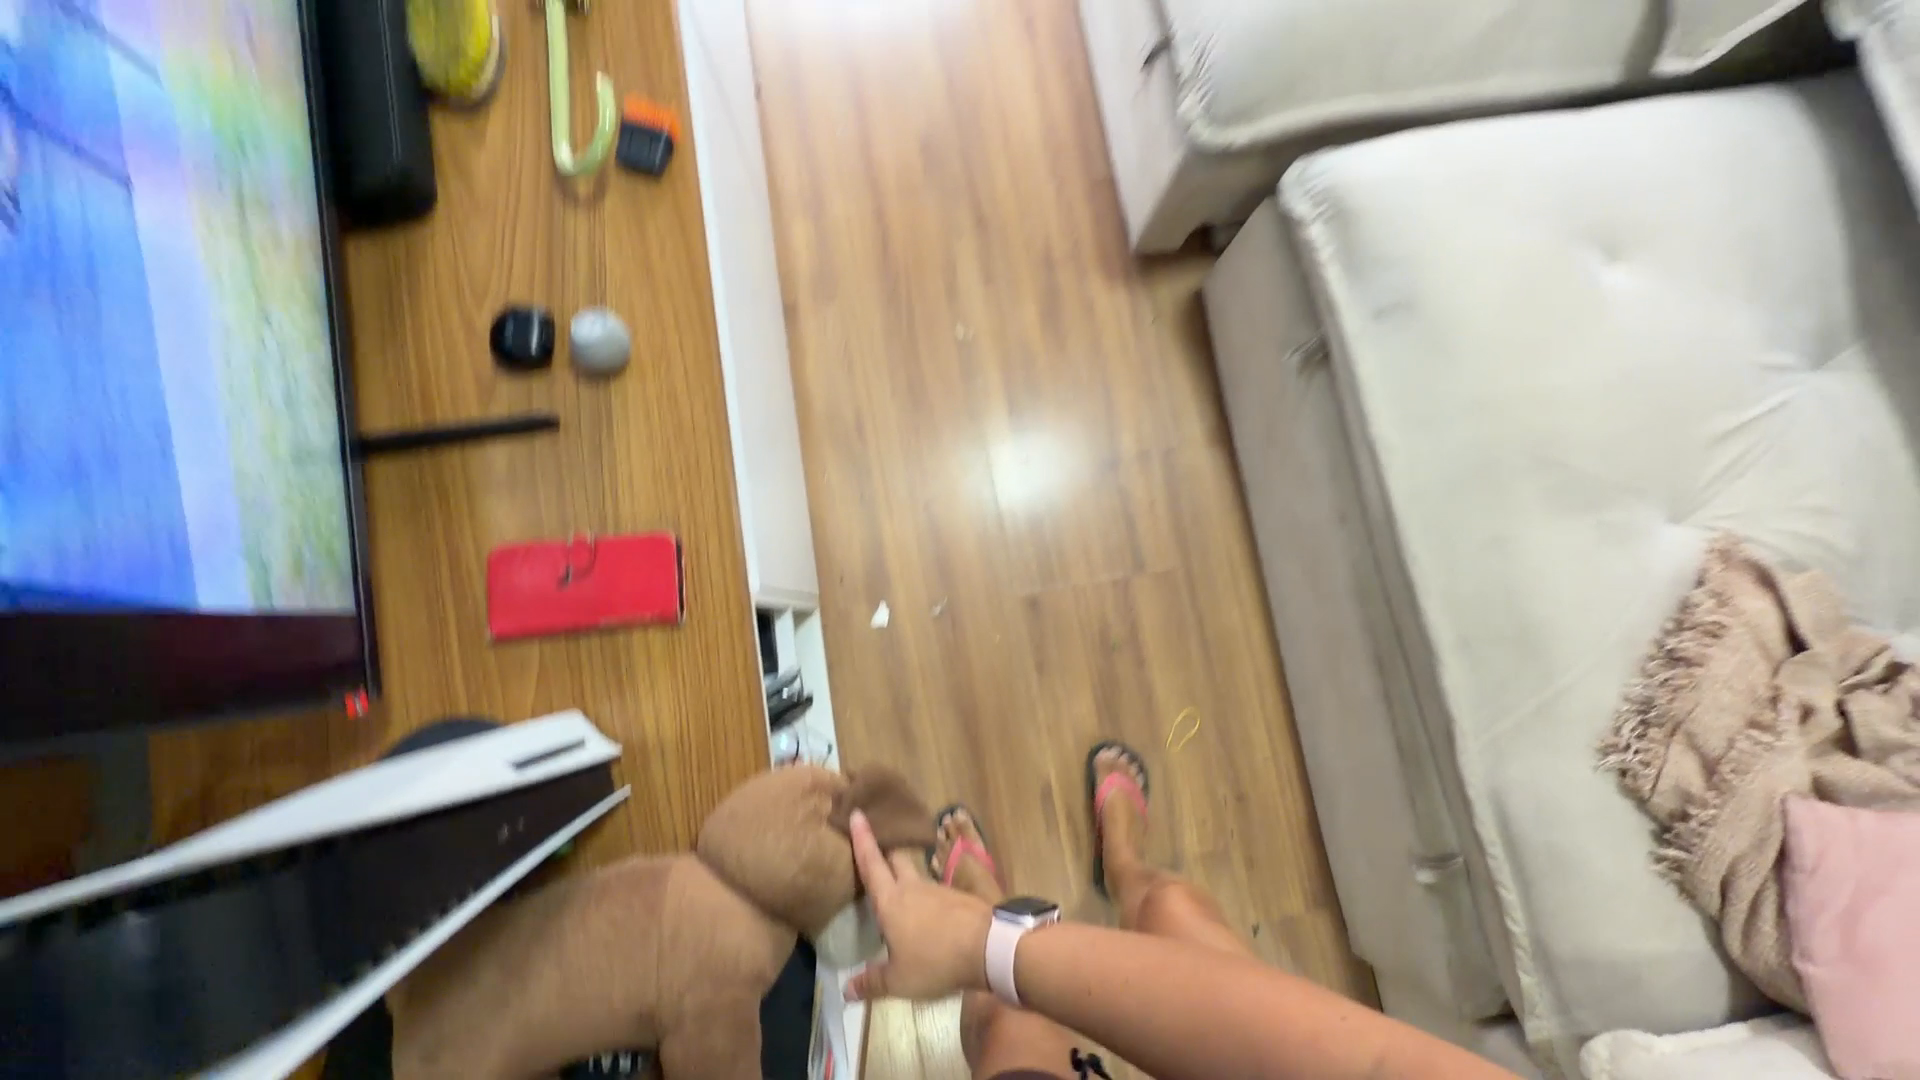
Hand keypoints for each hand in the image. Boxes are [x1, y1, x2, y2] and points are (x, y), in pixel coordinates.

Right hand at [843, 810, 994, 1002]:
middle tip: (874, 850)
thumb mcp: (899, 980)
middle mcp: (912, 887)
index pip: (871, 863)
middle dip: (884, 852)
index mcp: (891, 901)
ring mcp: (937, 889)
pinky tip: (926, 917)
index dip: (862, 839)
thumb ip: (872, 982)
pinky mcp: (956, 897)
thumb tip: (845, 990)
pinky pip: (934, 893)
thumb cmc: (935, 960)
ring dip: (905, 880)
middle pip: (895, 860)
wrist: (989, 946)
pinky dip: (925, 900)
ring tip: (898, 895)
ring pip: (915, 877)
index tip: (857, 813)